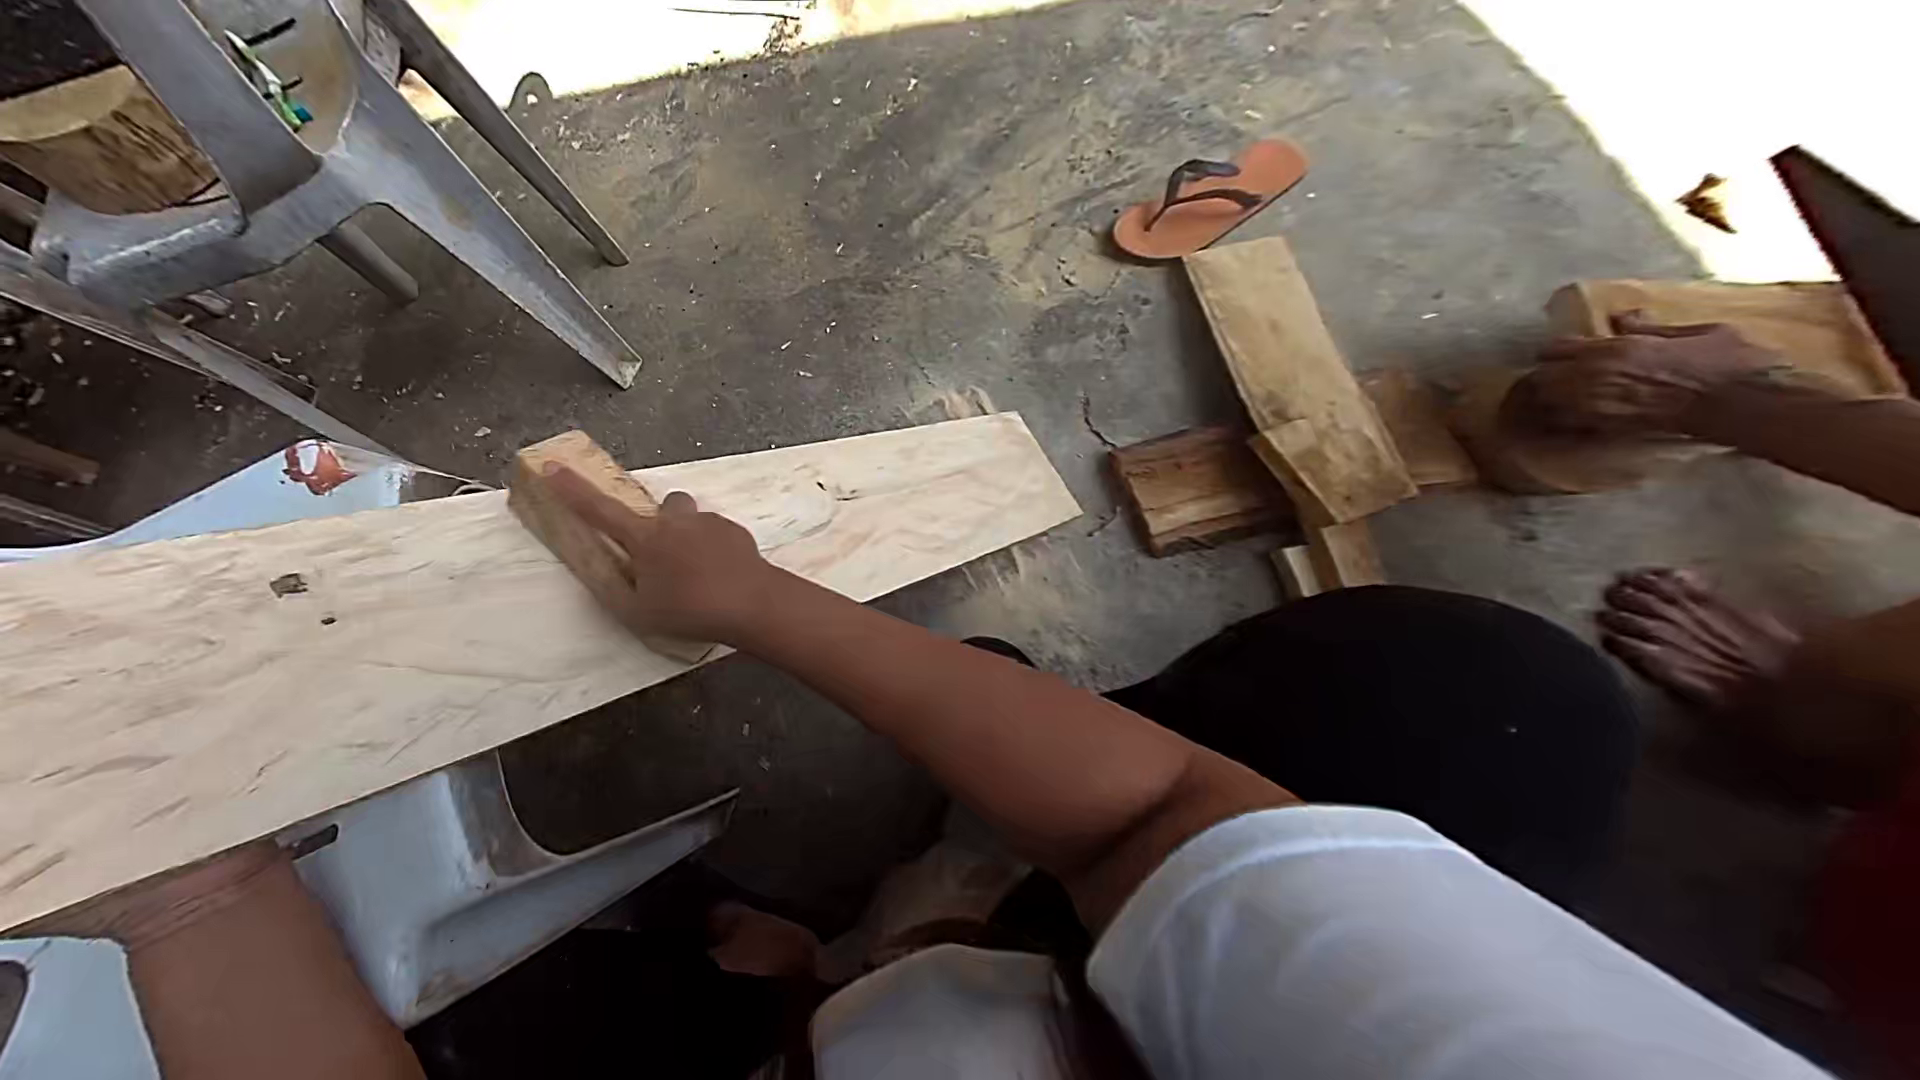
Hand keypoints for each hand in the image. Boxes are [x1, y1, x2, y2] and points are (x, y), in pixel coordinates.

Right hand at [544, 465, 782, 643]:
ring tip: (700, 574)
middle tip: (667, 558)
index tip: (553, 467)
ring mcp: (711, 523)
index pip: (599, 510)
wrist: (753, 604)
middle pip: (663, 507)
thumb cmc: (691, 611)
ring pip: (693, 519)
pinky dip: (715, 549)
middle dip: (661, 524)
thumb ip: (619, 590)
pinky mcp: (737, 531)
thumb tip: (616, 574)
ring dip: (691, 537)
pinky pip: (719, 534)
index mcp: (646, 539)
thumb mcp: (639, 613)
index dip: (572, 490)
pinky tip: (723, 575)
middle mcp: (677, 522)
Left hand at [1521, 311, 1785, 435]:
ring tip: (1551, 398)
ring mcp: (1591, 403)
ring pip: (1540, 401)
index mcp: (1614, 348)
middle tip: (1550, 378)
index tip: (1562, 354)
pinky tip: (1563, 417)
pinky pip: (1557, 422)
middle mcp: (1593, 376)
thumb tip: (1623, 316)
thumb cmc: (1731, 362)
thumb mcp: (1698, 331)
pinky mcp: (1598, 426)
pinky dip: (1553, 419)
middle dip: (1540, 376)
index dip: (1556, 351)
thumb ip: (1652, 327)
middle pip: (1539, 376)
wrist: (1742, 404)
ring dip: (1541, 399)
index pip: (1555, 348)